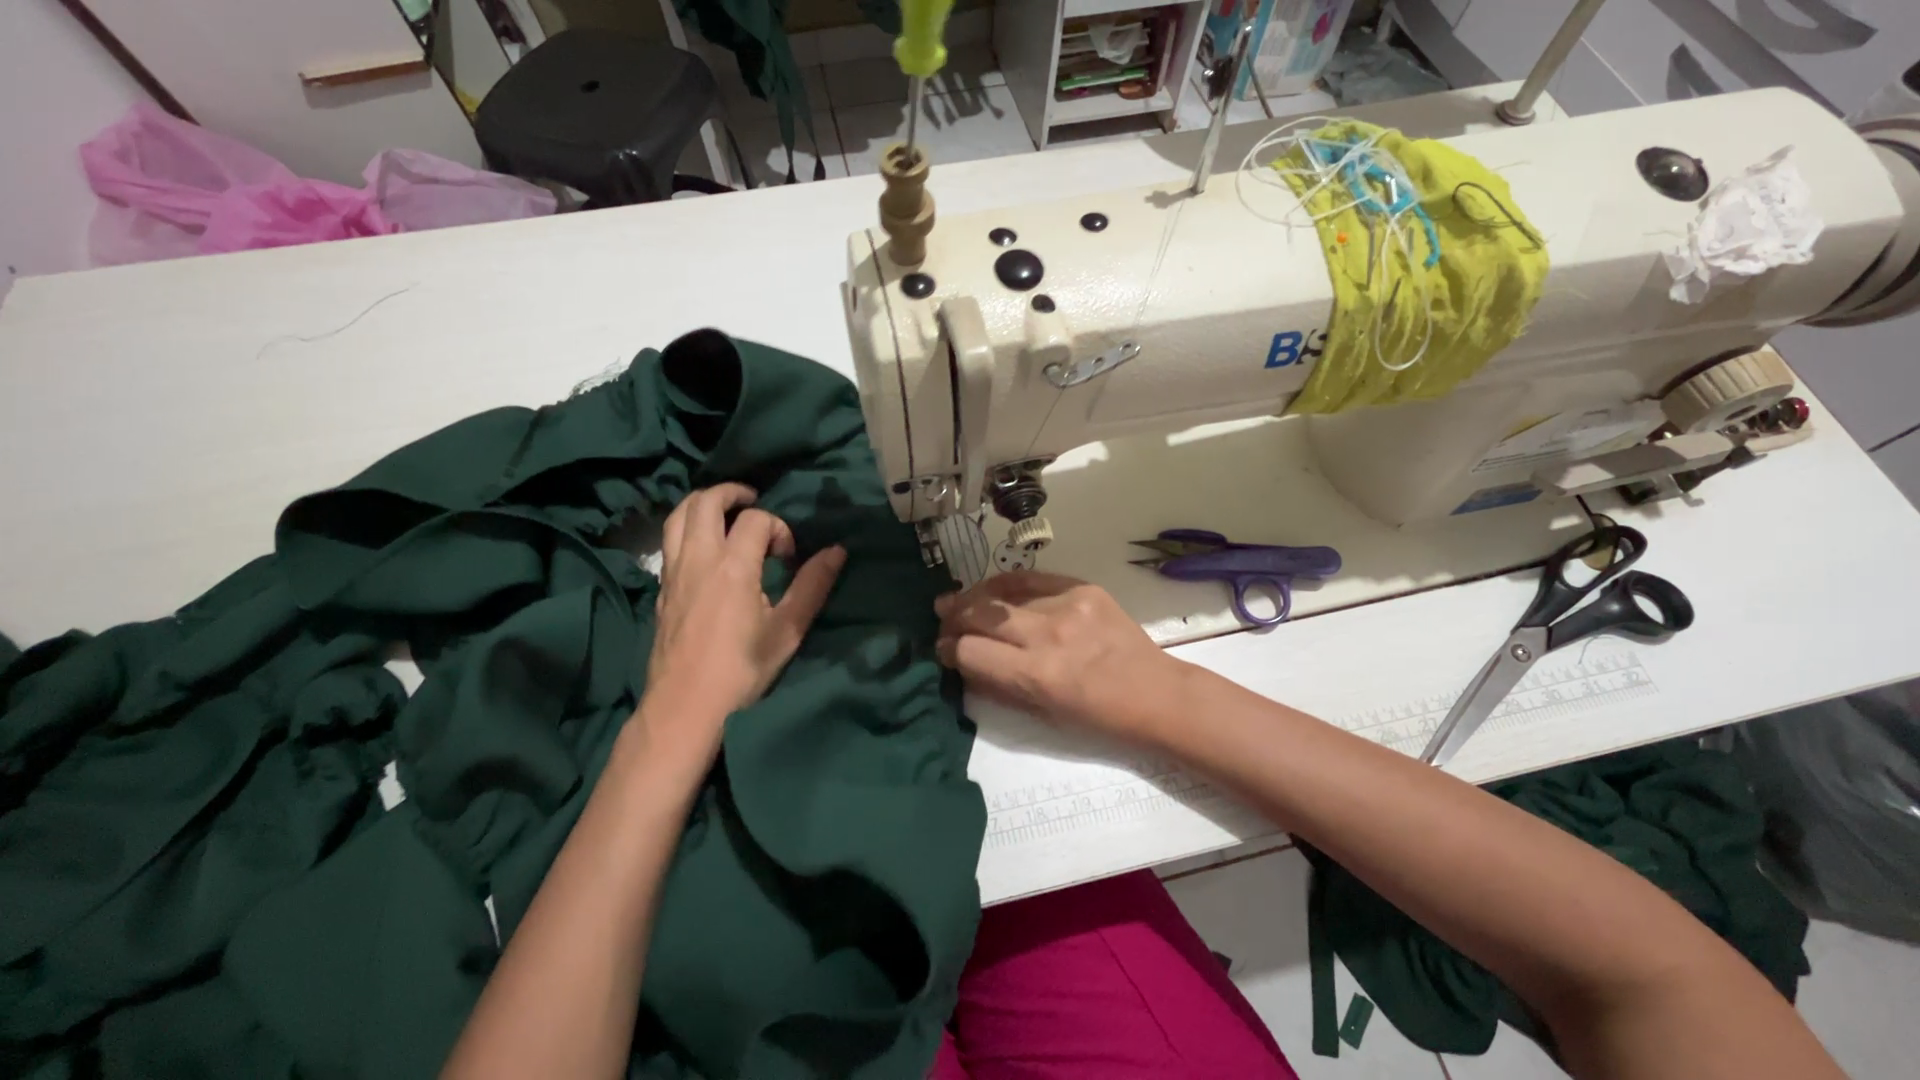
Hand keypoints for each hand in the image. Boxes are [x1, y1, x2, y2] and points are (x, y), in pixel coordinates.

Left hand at [642, 484, 845, 749]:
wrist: (686, 707)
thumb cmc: (742, 671)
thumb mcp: (788, 631)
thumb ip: (812, 586)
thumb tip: (837, 551)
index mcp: (732, 566)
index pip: (756, 519)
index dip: (778, 528)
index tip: (788, 558)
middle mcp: (698, 558)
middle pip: (705, 500)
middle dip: (733, 493)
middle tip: (755, 502)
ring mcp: (673, 571)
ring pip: (678, 514)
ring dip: (703, 504)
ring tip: (726, 513)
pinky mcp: (661, 588)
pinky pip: (669, 540)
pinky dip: (687, 528)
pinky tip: (705, 548)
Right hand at [934, 572, 1184, 743]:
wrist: (1155, 694)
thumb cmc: (1098, 718)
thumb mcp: (1042, 714)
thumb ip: (998, 685)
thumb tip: (963, 661)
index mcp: (1036, 675)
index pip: (969, 651)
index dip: (947, 650)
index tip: (942, 651)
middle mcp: (1047, 634)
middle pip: (979, 614)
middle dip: (953, 617)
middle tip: (942, 619)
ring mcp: (1066, 605)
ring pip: (1001, 590)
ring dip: (974, 596)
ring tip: (959, 600)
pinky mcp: (1082, 587)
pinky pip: (1032, 578)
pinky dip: (1007, 584)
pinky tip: (994, 589)